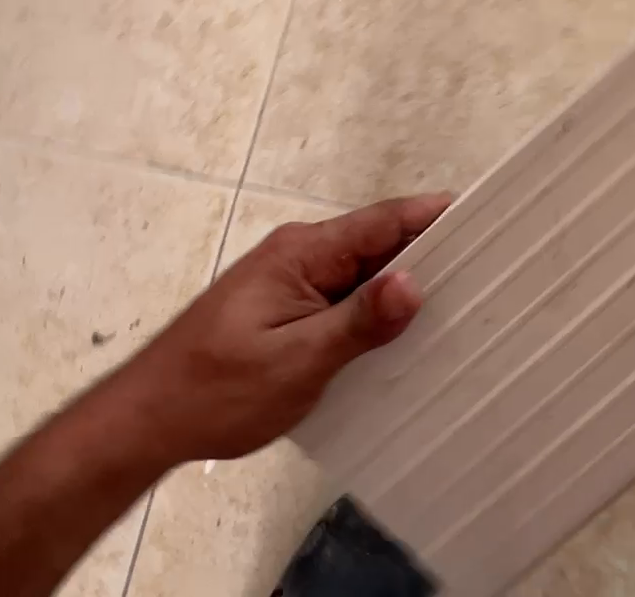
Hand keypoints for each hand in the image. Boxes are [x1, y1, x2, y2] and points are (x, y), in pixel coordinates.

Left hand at [116, 193, 450, 463]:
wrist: (148, 419)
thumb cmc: (219, 389)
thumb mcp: (297, 360)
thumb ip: (359, 321)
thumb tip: (415, 282)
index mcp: (304, 252)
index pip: (382, 222)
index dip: (431, 215)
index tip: (481, 214)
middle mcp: (302, 254)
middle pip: (378, 242)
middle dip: (428, 251)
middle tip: (486, 267)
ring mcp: (294, 280)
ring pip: (364, 271)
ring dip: (404, 282)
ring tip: (461, 297)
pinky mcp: (290, 306)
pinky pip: (346, 295)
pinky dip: (377, 306)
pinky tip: (405, 330)